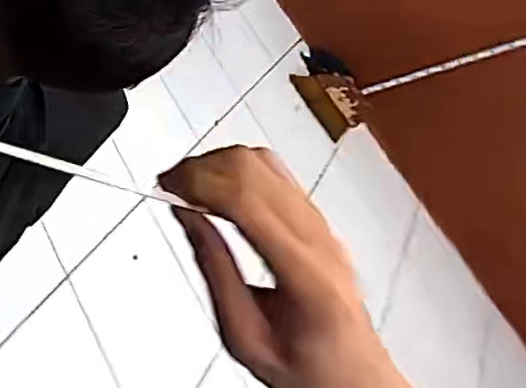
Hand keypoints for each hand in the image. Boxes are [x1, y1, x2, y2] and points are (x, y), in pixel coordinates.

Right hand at [159, 147, 406, 387]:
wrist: (358, 381)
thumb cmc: (308, 369)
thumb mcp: (246, 338)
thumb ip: (215, 272)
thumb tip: (186, 215)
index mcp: (307, 277)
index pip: (246, 200)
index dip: (198, 180)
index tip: (167, 184)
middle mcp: (320, 243)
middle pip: (251, 169)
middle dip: (199, 166)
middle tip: (171, 183)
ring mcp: (322, 226)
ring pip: (260, 160)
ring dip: (214, 162)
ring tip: (190, 184)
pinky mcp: (316, 218)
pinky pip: (272, 168)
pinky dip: (234, 164)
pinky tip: (218, 182)